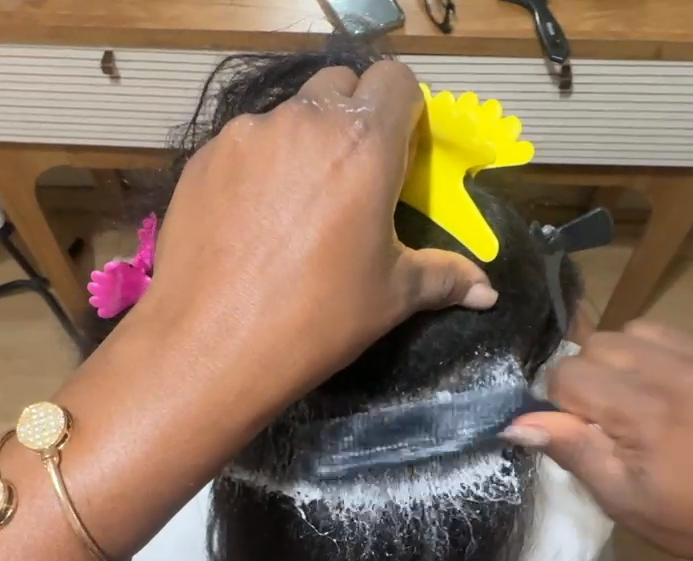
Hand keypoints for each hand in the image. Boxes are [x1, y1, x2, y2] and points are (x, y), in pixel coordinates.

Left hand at [133, 61, 495, 400]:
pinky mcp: (204, 159)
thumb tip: (488, 291)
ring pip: (288, 116)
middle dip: (354, 120)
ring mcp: (247, 135)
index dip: (404, 113)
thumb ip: (443, 278)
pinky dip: (257, 170)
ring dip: (303, 145)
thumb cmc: (316, 320)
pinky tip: (251, 224)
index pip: (397, 81)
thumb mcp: (390, 298)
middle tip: (351, 183)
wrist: (212, 347)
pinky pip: (243, 146)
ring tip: (295, 211)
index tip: (399, 158)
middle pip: (341, 87)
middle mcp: (304, 120)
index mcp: (364, 144)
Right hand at [505, 322, 692, 560]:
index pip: (569, 373)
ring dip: (619, 362)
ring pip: (634, 330)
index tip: (579, 435)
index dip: (560, 405)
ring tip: (635, 404)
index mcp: (647, 413)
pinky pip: (674, 337)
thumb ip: (572, 451)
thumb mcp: (622, 499)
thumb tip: (517, 423)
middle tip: (606, 423)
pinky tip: (668, 396)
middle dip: (587, 378)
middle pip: (598, 344)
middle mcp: (677, 372)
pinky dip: (655, 358)